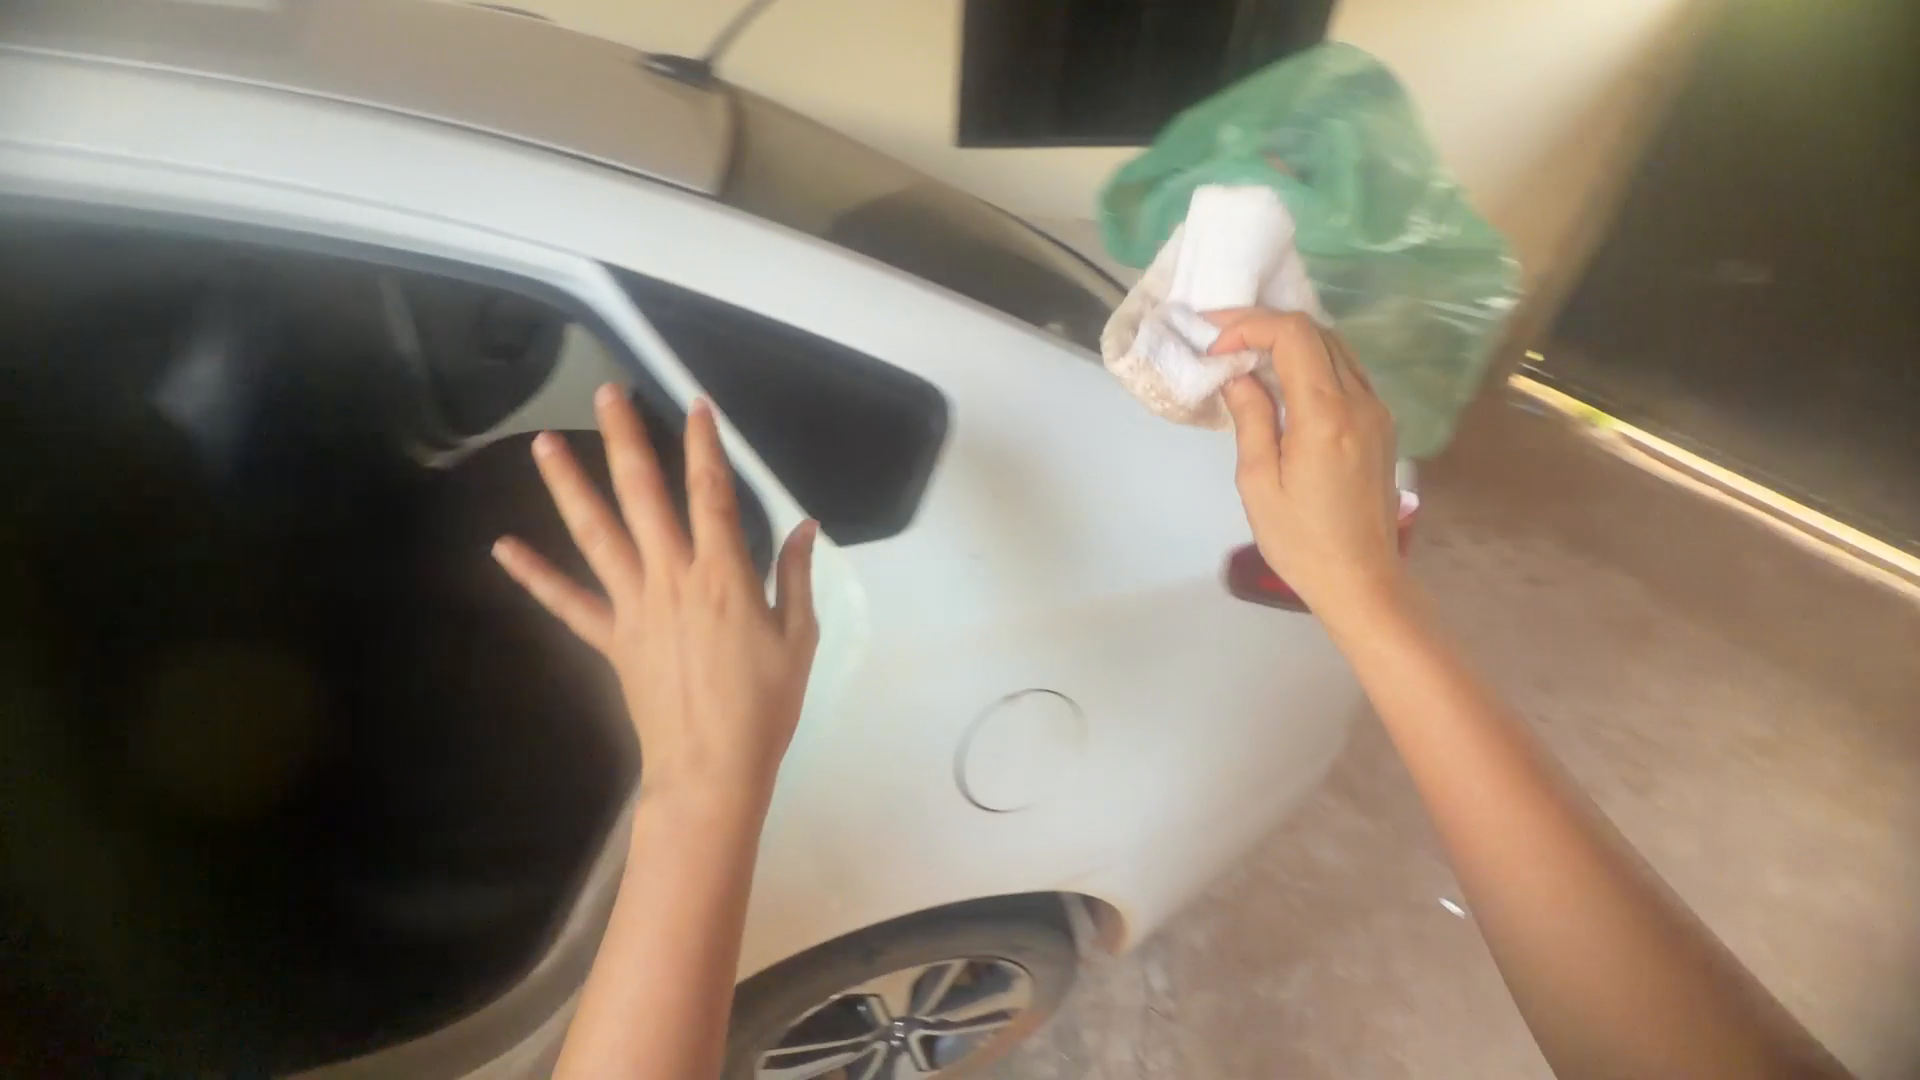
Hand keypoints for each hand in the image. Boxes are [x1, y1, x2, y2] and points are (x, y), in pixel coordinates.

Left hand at [491, 384, 818, 808]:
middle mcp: (671, 578)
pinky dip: (536, 576)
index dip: (704, 446)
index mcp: (723, 575)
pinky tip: (502, 548)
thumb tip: (803, 526)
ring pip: (596, 535)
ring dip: (570, 487)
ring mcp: (633, 607)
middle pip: (643, 497)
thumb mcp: (799, 637)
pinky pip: (568, 603)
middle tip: (607, 395)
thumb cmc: (766, 702)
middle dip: (627, 441)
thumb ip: (795, 576)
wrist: (713, 767)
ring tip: (545, 444)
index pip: (712, 495)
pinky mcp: (612, 638)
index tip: (694, 406)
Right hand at [1207, 309, 1404, 618]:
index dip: (1249, 326)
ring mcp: (1376, 409)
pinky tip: (1280, 381)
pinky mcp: (1380, 423)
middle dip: (1264, 325)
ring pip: (1335, 346)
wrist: (1360, 577)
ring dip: (1288, 340)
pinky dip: (1310, 361)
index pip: (1293, 336)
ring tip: (1245, 355)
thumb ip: (1251, 419)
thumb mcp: (1258, 482)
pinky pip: (1345, 371)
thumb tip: (1238, 376)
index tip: (1214, 346)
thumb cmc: (1298, 540)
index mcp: (1325, 416)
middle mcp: (1359, 401)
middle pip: (1316, 332)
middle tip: (1220, 340)